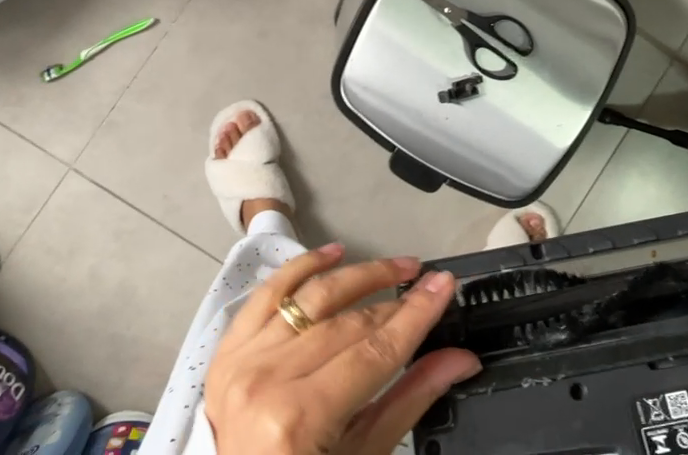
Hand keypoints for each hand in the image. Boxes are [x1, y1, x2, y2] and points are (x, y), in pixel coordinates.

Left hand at [204, 243, 480, 454]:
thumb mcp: (362, 453)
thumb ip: (410, 398)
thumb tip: (459, 358)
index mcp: (301, 417)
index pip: (374, 351)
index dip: (415, 314)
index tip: (443, 285)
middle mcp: (268, 381)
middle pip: (347, 325)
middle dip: (394, 301)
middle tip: (426, 282)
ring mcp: (243, 362)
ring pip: (312, 298)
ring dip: (357, 274)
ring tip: (395, 265)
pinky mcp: (228, 351)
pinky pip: (267, 295)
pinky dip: (301, 268)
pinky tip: (332, 253)